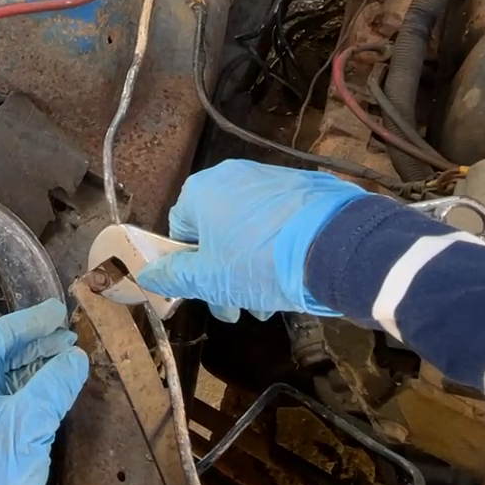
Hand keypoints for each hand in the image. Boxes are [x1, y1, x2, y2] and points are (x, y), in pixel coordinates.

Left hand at [0, 298, 88, 484]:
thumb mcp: (27, 424)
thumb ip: (53, 386)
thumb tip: (77, 356)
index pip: (1, 334)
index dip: (32, 320)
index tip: (59, 311)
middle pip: (7, 353)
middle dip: (40, 342)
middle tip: (70, 334)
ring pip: (13, 376)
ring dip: (41, 366)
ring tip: (70, 357)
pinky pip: (17, 400)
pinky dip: (38, 390)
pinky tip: (59, 387)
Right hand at [135, 161, 365, 319]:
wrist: (339, 246)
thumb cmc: (262, 262)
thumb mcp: (213, 279)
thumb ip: (175, 276)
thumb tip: (145, 274)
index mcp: (201, 191)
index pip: (180, 230)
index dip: (190, 266)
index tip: (208, 293)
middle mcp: (229, 176)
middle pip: (216, 231)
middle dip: (224, 273)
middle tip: (240, 308)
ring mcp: (268, 179)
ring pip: (247, 228)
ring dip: (251, 265)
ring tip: (271, 301)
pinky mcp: (302, 187)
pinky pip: (277, 220)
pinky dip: (277, 246)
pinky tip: (294, 274)